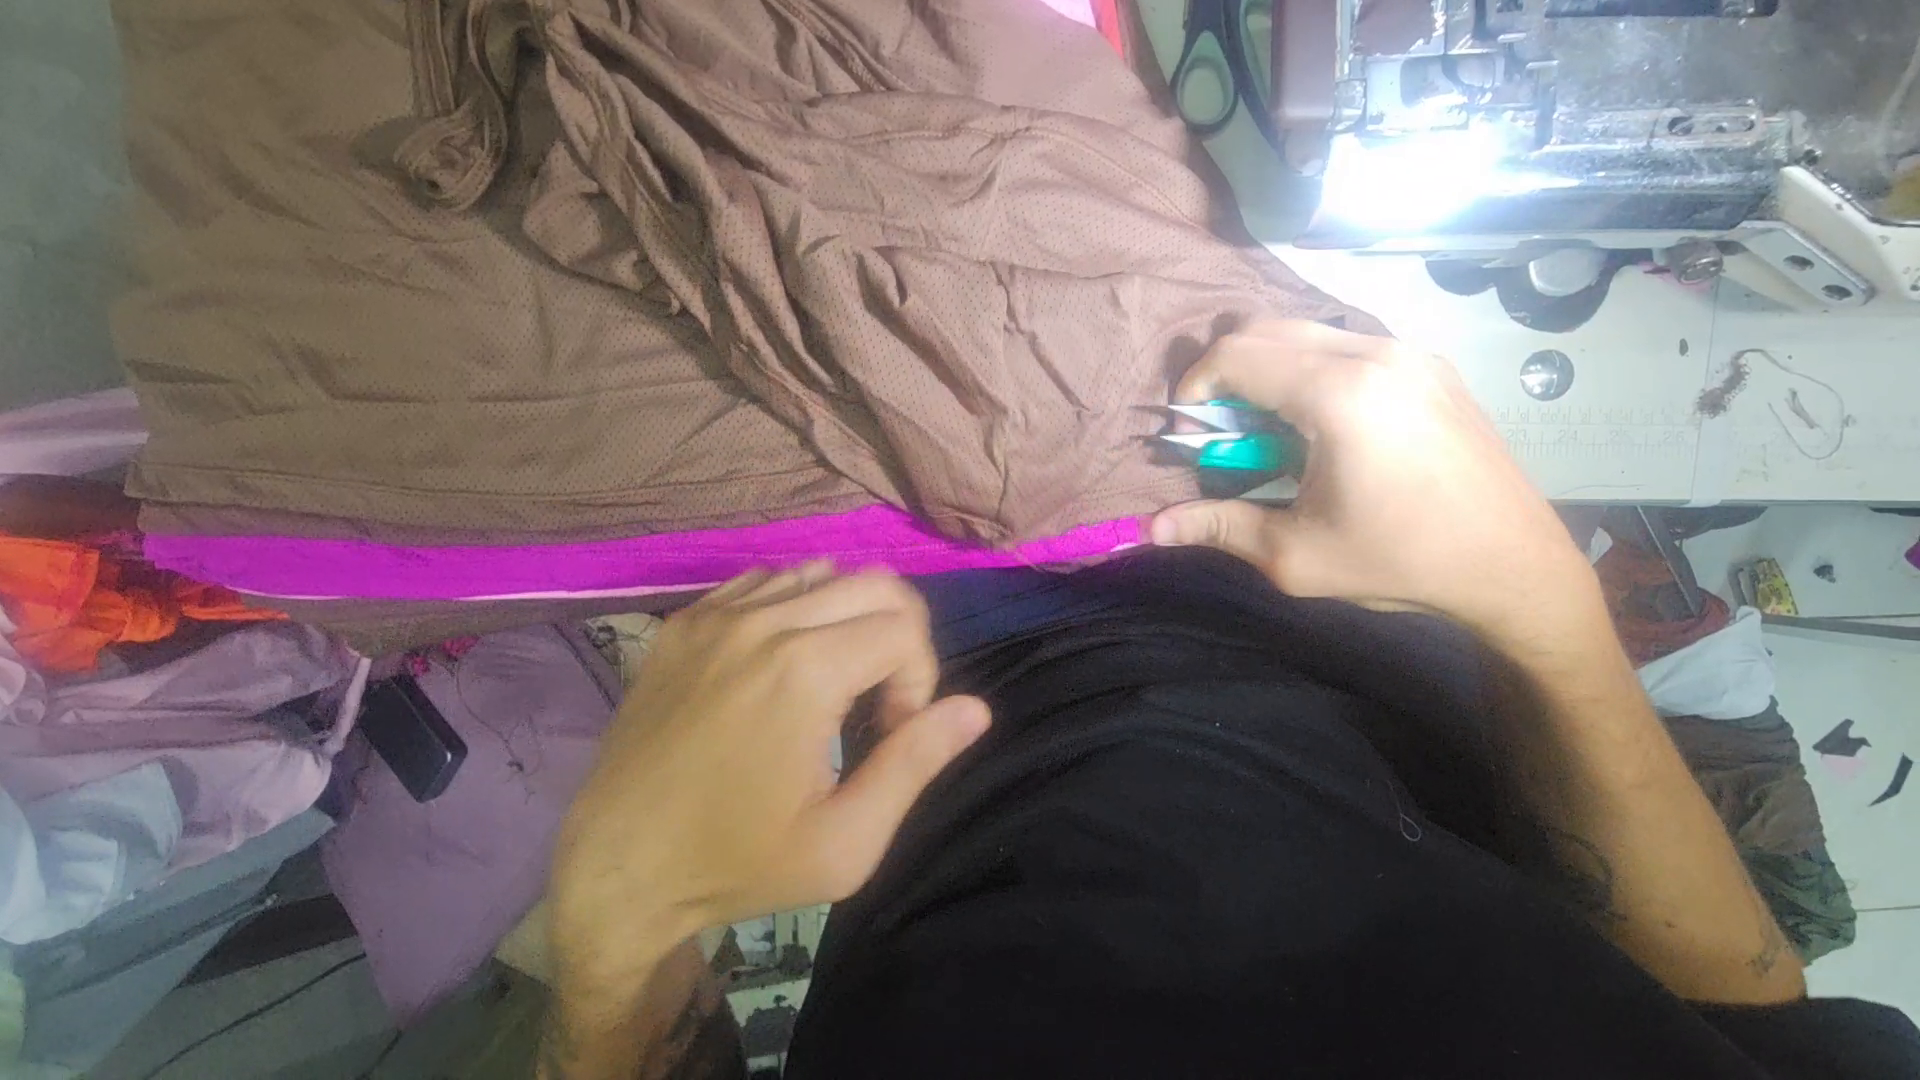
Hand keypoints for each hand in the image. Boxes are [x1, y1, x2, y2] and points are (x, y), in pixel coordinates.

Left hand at [548, 564, 989, 1013]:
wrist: (617, 868)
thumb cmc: (737, 863)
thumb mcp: (845, 842)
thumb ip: (915, 764)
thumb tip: (975, 708)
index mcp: (805, 671)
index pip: (906, 628)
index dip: (920, 681)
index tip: (889, 735)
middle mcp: (762, 622)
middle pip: (873, 584)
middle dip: (898, 638)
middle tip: (876, 703)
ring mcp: (715, 616)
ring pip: (820, 576)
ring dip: (847, 621)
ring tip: (829, 685)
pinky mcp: (683, 622)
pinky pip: (763, 584)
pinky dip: (794, 610)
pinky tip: (778, 668)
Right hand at [1151, 320, 1598, 646]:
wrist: (1515, 565)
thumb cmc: (1400, 562)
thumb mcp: (1295, 556)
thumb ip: (1219, 527)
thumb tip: (1151, 529)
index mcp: (1339, 394)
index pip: (1236, 354)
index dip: (1195, 386)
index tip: (1188, 430)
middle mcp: (1376, 353)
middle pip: (1266, 327)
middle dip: (1226, 372)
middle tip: (1222, 430)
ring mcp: (1410, 353)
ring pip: (1308, 330)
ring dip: (1268, 368)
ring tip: (1270, 430)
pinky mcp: (1431, 364)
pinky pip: (1347, 343)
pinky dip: (1310, 369)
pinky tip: (1321, 425)